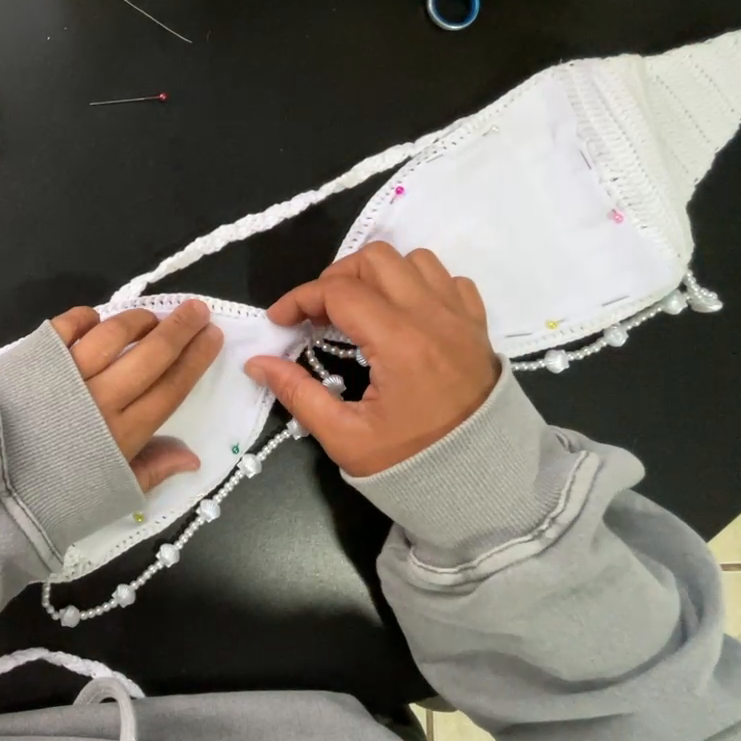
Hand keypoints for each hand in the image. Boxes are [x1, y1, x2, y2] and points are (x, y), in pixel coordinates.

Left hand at [51, 300, 222, 491]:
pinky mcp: (35, 358)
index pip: (171, 388)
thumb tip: (192, 457)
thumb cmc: (48, 494)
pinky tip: (97, 319)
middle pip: (151, 355)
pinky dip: (86, 318)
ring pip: (113, 335)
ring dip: (137, 320)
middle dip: (180, 329)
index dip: (195, 360)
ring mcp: (66, 375)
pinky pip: (68, 327)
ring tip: (151, 317)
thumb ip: (150, 471)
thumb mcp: (105, 495)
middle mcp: (100, 399)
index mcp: (122, 434)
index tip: (212, 336)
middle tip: (196, 310)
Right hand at [244, 243, 498, 476]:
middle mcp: (433, 317)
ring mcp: (461, 318)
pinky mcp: (478, 326)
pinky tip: (400, 314)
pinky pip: (448, 280)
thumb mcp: (343, 436)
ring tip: (358, 309)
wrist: (483, 482)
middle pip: (376, 259)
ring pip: (415, 260)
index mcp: (399, 343)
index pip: (339, 292)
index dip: (299, 298)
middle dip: (335, 278)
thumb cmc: (409, 462)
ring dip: (378, 276)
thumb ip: (297, 393)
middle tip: (317, 314)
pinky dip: (417, 285)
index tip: (279, 321)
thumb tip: (256, 363)